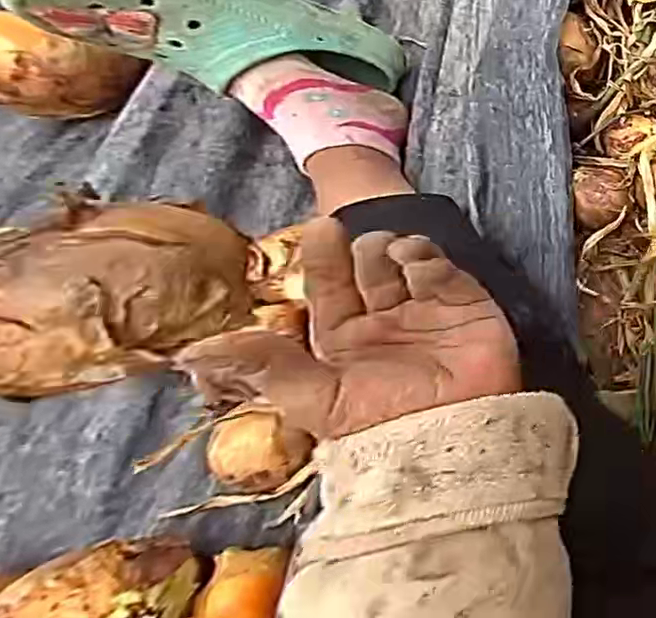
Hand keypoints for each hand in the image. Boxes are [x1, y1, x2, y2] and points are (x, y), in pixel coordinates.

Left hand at [178, 218, 520, 437]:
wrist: (454, 430)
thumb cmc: (382, 420)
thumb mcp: (316, 398)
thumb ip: (264, 367)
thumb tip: (192, 351)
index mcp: (344, 336)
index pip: (330, 284)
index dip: (324, 256)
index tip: (322, 226)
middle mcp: (383, 315)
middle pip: (367, 261)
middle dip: (362, 251)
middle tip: (364, 252)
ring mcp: (425, 305)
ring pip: (403, 256)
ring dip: (393, 250)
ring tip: (393, 260)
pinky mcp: (464, 299)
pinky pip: (440, 268)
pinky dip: (427, 261)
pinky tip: (420, 271)